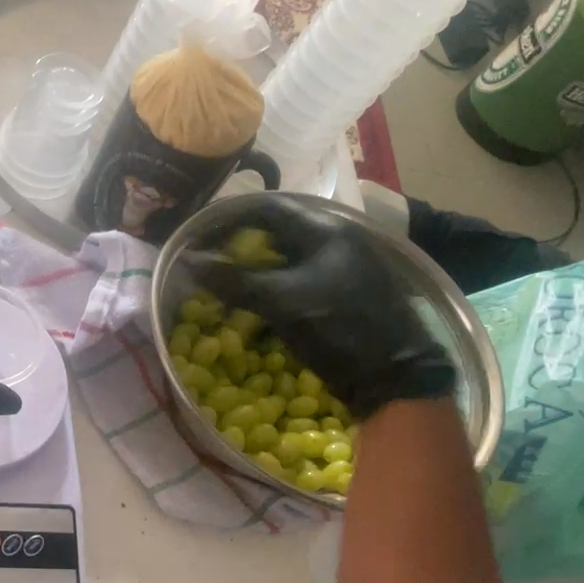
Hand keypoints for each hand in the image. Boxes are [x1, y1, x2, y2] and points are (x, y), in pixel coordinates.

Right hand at [196, 195, 454, 417]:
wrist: (395, 373)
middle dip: (241, 242)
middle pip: (280, 229)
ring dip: (257, 264)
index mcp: (326, 231)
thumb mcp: (280, 302)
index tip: (199, 236)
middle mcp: (340, 240)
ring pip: (291, 254)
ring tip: (229, 281)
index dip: (228, 219)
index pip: (268, 209)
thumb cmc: (338, 329)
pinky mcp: (350, 292)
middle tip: (210, 260)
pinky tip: (261, 300)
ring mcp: (348, 266)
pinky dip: (275, 282)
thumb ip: (234, 279)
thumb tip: (188, 260)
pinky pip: (303, 276)